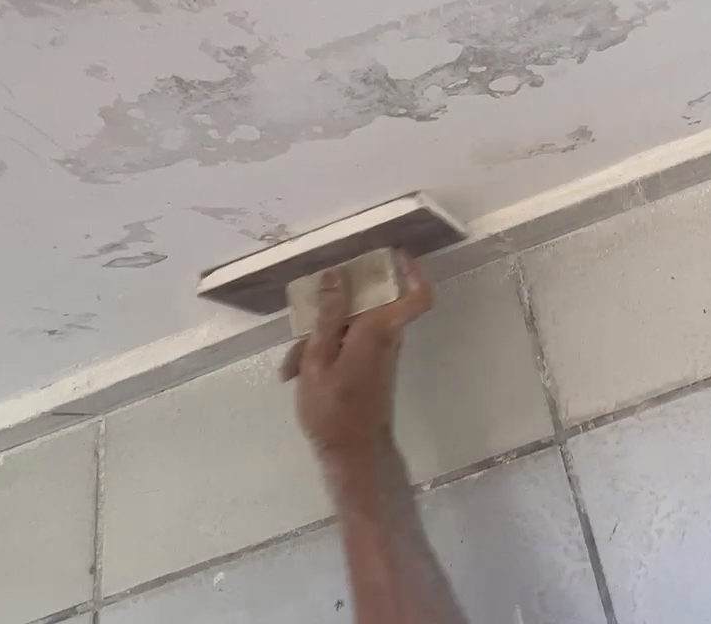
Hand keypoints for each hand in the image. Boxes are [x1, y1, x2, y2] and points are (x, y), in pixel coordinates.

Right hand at [279, 254, 435, 467]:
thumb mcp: (319, 358)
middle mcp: (387, 335)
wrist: (352, 455)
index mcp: (380, 328)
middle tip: (304, 321)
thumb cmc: (334, 408)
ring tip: (292, 365)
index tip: (395, 255)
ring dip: (321, 338)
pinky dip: (326, 352)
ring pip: (353, 325)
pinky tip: (297, 373)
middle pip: (370, 303)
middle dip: (334, 308)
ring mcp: (380, 351)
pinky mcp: (371, 365)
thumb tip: (338, 274)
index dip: (415, 271)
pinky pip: (350, 343)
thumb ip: (329, 315)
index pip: (419, 296)